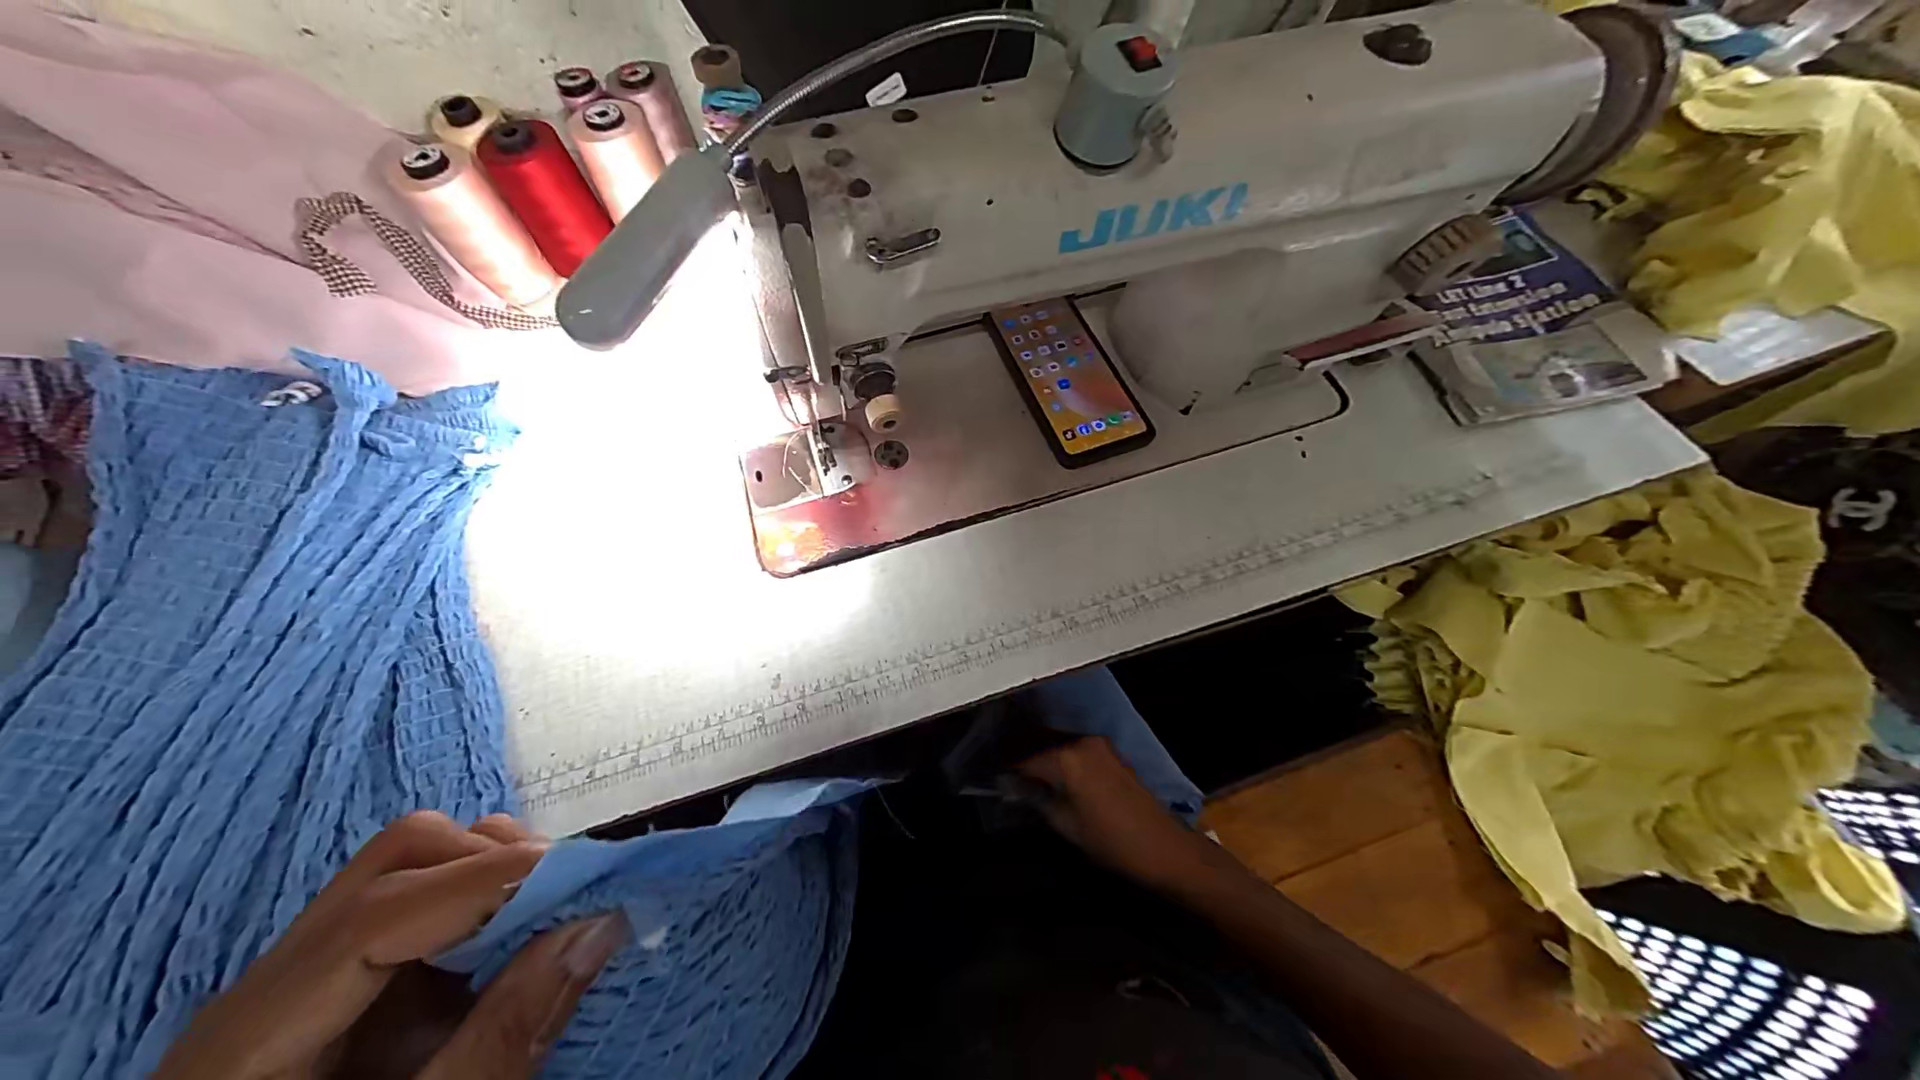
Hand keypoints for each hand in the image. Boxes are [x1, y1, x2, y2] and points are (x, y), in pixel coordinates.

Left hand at [156, 811, 627, 1079]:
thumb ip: (501, 1038)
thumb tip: (599, 925)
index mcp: (254, 1032)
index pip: (376, 913)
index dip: (488, 881)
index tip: (586, 880)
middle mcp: (279, 976)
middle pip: (400, 859)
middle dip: (498, 863)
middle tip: (568, 900)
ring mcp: (320, 968)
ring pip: (421, 861)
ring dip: (501, 873)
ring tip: (551, 918)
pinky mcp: (359, 975)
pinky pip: (433, 894)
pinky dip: (492, 899)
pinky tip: (519, 942)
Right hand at [1017, 736, 1222, 891]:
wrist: (1164, 848)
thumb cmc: (1112, 841)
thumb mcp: (1066, 824)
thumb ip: (1038, 800)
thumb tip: (1016, 787)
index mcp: (1068, 758)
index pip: (1026, 757)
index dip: (1008, 769)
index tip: (995, 779)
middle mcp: (1082, 742)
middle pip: (1042, 744)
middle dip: (1024, 758)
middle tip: (1007, 777)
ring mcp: (1100, 746)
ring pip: (1059, 746)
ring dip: (1043, 758)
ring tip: (1027, 778)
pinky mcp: (1111, 754)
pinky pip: (1076, 751)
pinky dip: (1062, 760)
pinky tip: (1053, 778)